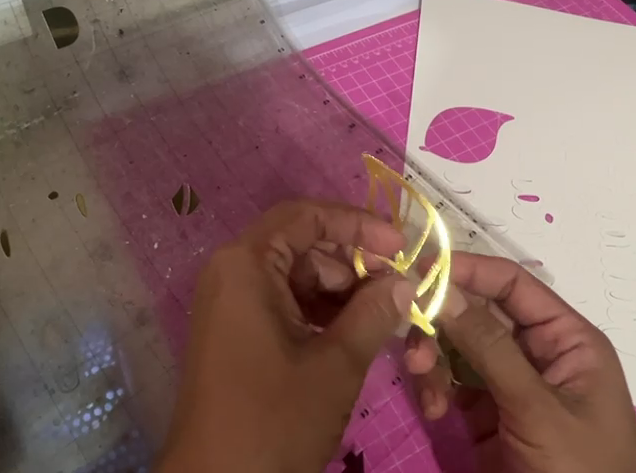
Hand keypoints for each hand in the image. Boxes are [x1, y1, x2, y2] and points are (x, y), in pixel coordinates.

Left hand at [157, 200, 414, 472]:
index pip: (306, 216)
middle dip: (351, 261)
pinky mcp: (235, 331)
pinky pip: (283, 301)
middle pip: (301, 243)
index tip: (401, 245)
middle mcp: (232, 270)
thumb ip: (373, 313)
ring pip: (296, 275)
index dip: (357, 223)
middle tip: (396, 288)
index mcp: (246, 263)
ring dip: (339, 290)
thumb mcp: (334, 365)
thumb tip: (405, 280)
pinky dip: (319, 312)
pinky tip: (352, 334)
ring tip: (382, 317)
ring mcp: (230, 302)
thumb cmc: (273, 419)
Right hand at [404, 253, 635, 472]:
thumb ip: (489, 347)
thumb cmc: (579, 472)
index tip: (420, 268)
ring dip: (433, 357)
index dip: (468, 270)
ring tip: (420, 378)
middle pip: (477, 312)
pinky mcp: (490, 416)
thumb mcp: (537, 409)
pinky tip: (432, 410)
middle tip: (410, 334)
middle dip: (441, 321)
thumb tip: (442, 287)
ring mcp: (512, 386)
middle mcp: (539, 353)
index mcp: (567, 339)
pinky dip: (435, 389)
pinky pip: (452, 383)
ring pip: (458, 346)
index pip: (512, 284)